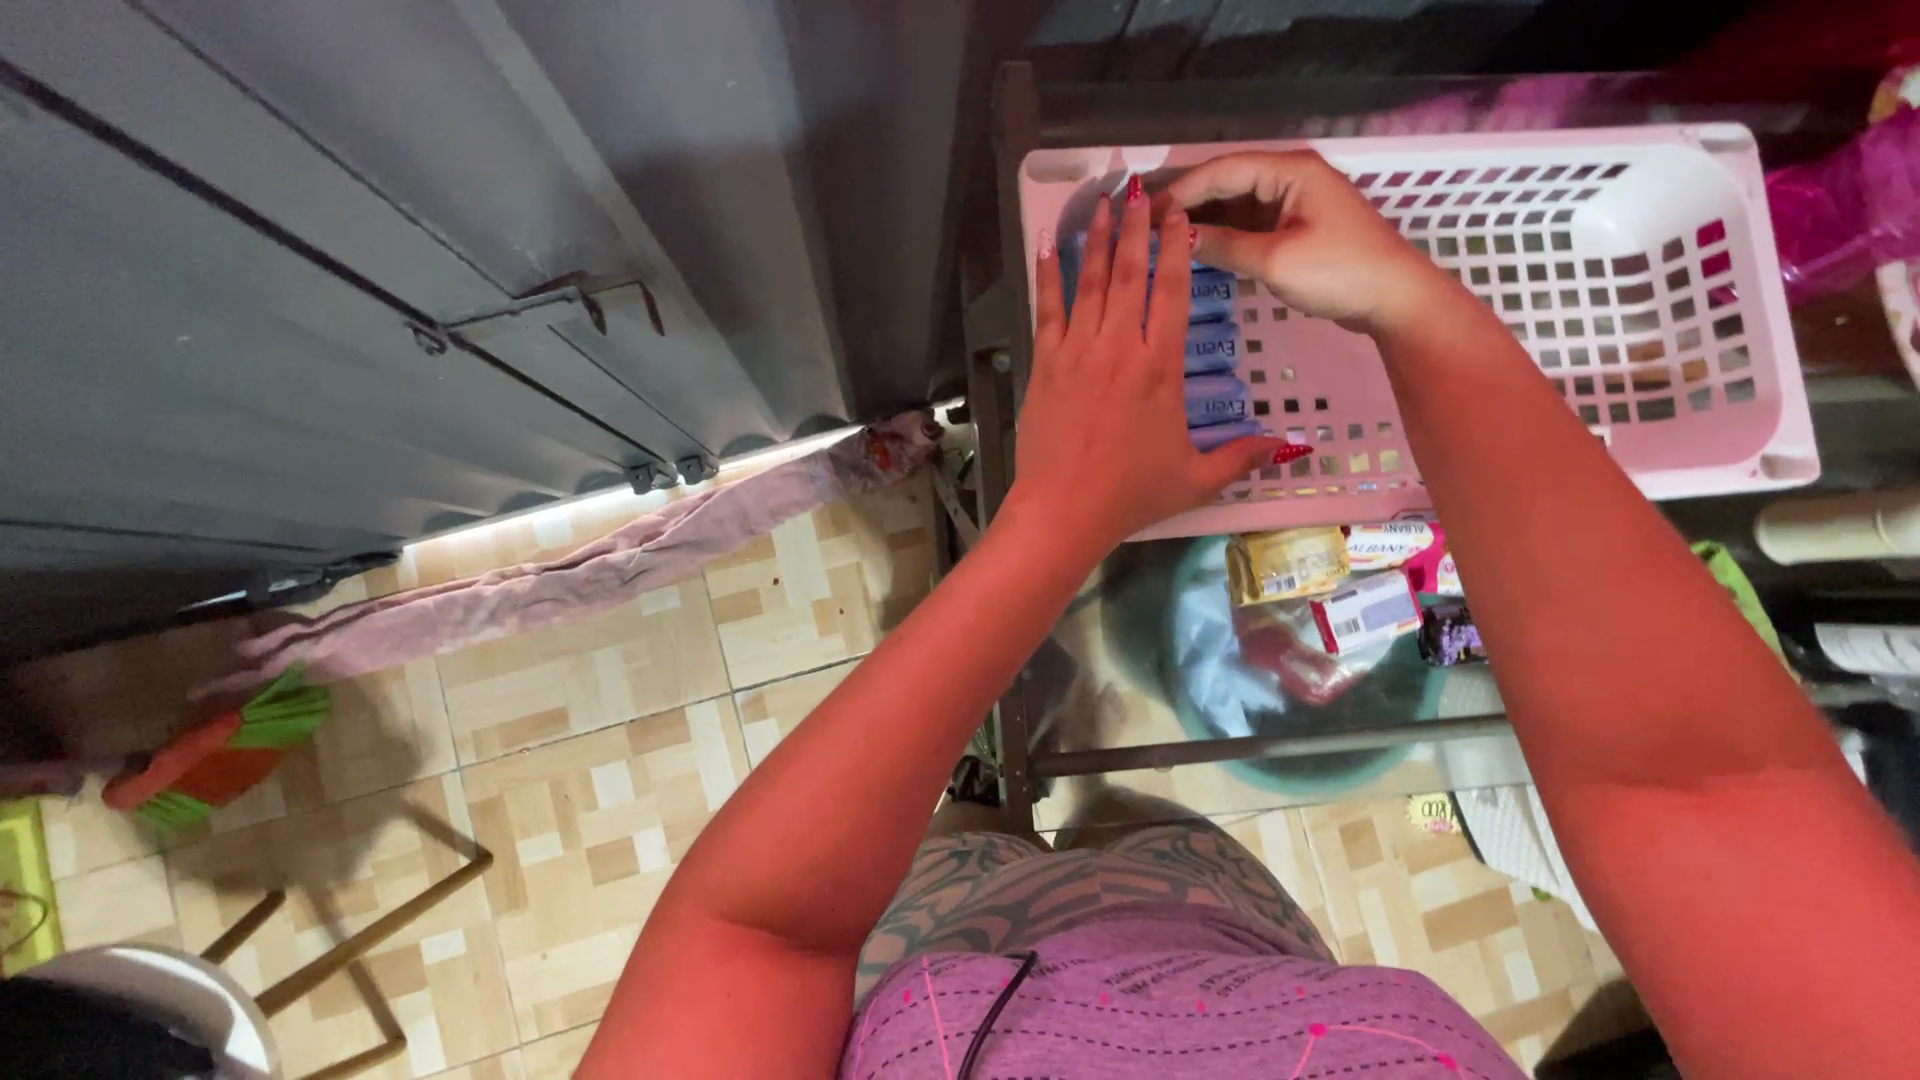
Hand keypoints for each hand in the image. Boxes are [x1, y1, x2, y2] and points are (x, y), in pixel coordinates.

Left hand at [1006, 178, 1283, 547]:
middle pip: (1129, 274)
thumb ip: (1242, 456)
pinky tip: (1049, 247)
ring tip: (1102, 203)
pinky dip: (1048, 277)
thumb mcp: (1195, 478)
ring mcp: (1077, 353)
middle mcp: (1119, 348)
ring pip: (1089, 284)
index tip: (1179, 213)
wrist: (1064, 509)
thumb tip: (1290, 446)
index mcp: (1160, 366)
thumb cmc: (1131, 494)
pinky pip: (1046, 311)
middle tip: (1139, 189)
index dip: (1176, 246)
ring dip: (1097, 240)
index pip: (1172, 291)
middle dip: (1136, 227)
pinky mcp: (1045, 366)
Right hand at [1161, 150, 1452, 334]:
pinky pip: (1249, 221)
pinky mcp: (1296, 225)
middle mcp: (1290, 176)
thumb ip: (1224, 246)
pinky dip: (1223, 232)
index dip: (1181, 189)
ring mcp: (1294, 201)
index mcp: (1289, 171)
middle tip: (1144, 222)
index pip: (1223, 171)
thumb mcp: (1275, 261)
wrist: (1394, 298)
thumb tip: (1180, 239)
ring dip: (1202, 217)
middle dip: (1187, 200)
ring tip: (1161, 234)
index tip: (1145, 211)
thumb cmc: (1339, 272)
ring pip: (1236, 202)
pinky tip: (1196, 244)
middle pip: (1227, 181)